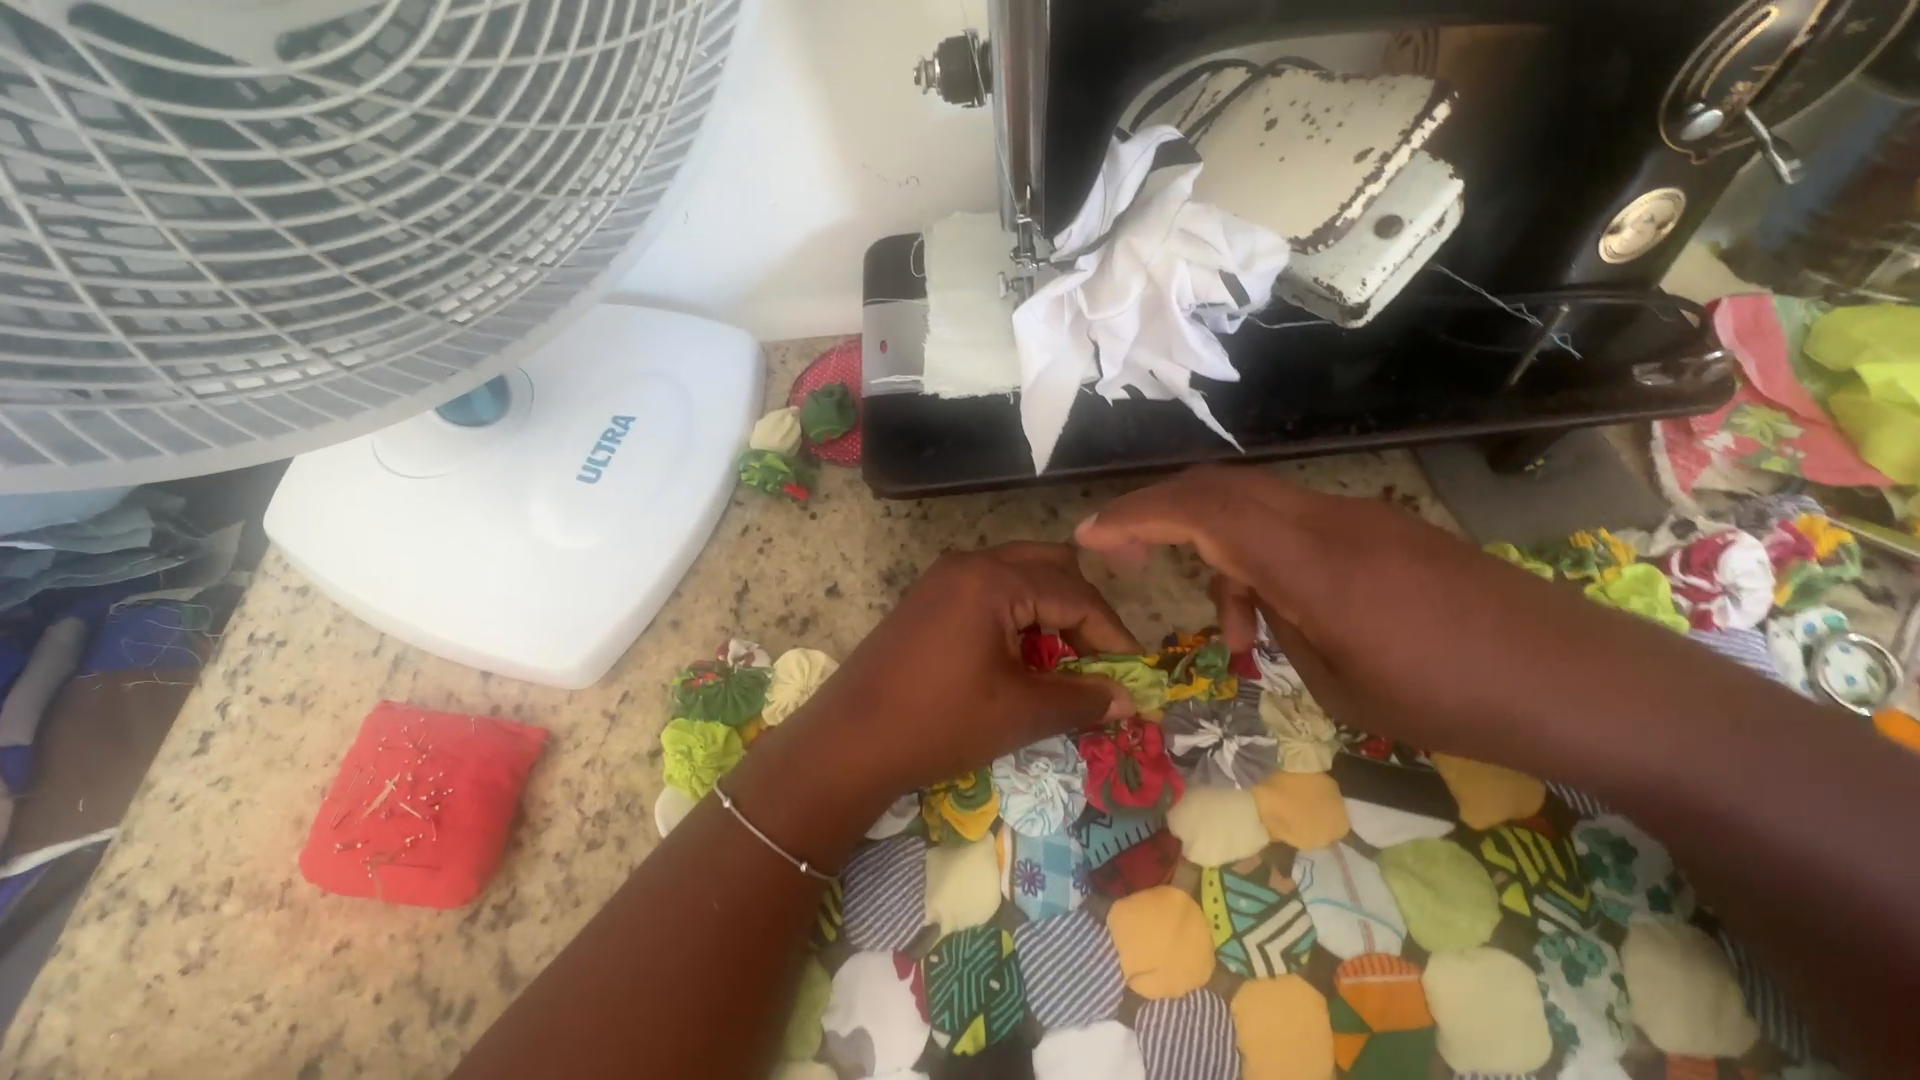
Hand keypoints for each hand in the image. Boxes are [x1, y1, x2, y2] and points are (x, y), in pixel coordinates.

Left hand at [789, 542, 1138, 796]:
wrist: (847, 744)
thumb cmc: (938, 723)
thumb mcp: (1019, 713)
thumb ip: (1081, 699)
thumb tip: (1128, 701)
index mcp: (994, 580)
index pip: (1075, 595)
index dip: (1112, 635)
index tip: (1133, 674)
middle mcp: (968, 564)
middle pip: (1049, 567)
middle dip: (1083, 611)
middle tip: (1099, 659)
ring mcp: (941, 579)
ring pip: (1018, 575)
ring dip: (1049, 611)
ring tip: (1063, 662)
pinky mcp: (926, 600)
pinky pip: (988, 591)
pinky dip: (1017, 615)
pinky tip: (1020, 658)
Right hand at [1073, 465, 1667, 758]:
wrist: (1577, 680)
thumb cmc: (1452, 702)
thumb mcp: (1340, 685)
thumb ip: (1283, 625)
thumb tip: (1258, 601)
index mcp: (1311, 564)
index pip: (1202, 513)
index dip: (1135, 516)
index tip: (1087, 536)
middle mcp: (1330, 522)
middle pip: (1221, 486)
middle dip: (1158, 511)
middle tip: (1118, 549)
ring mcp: (1363, 518)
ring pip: (1258, 502)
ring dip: (1217, 545)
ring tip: (1232, 629)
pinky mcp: (1387, 530)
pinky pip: (1299, 522)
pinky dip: (1262, 554)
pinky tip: (1281, 614)